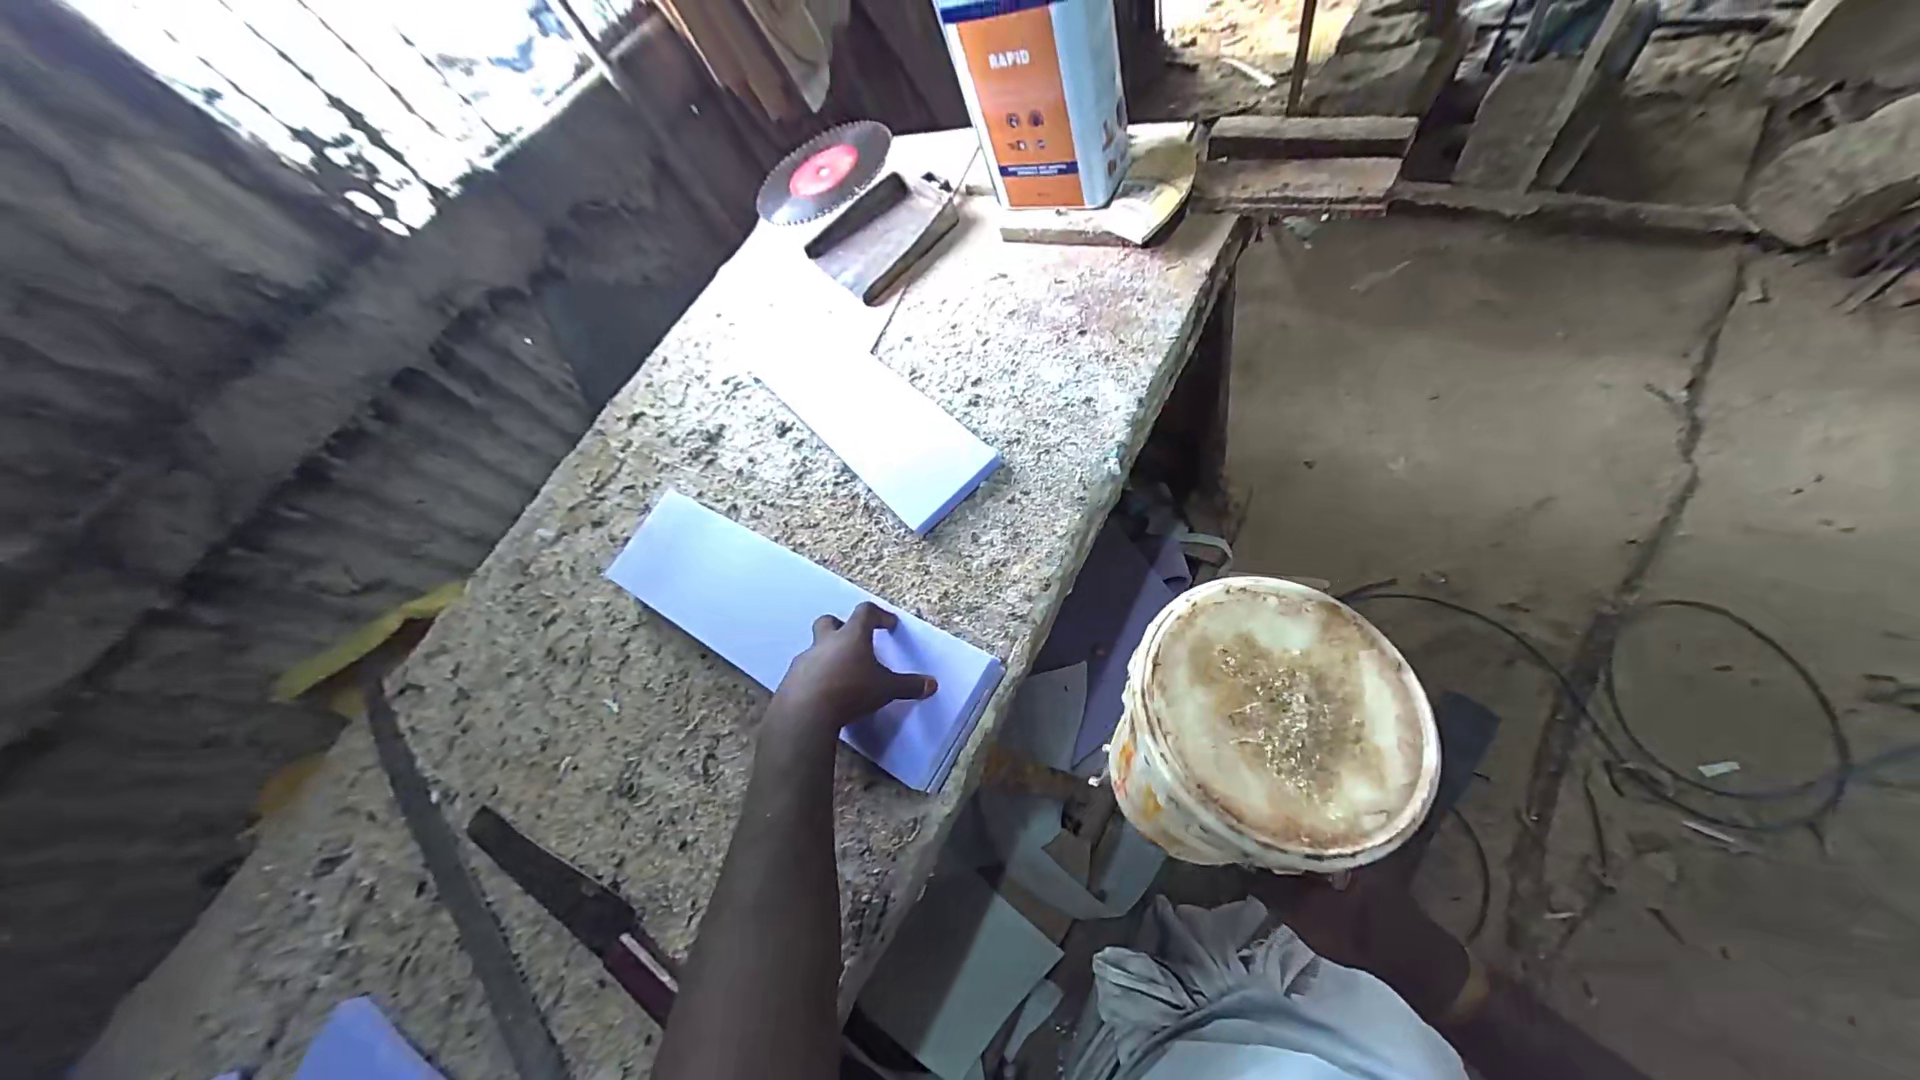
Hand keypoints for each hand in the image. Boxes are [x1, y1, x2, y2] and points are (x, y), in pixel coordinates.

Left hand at [767, 602, 936, 735]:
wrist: (805, 713)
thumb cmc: (850, 691)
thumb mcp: (886, 689)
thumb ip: (909, 686)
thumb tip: (932, 684)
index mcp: (851, 636)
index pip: (866, 613)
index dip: (879, 616)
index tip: (889, 625)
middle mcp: (826, 642)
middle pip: (830, 622)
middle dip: (842, 626)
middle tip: (854, 640)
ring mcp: (805, 659)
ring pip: (816, 648)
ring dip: (827, 655)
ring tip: (840, 674)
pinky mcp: (791, 679)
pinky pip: (805, 671)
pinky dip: (815, 676)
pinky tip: (823, 693)